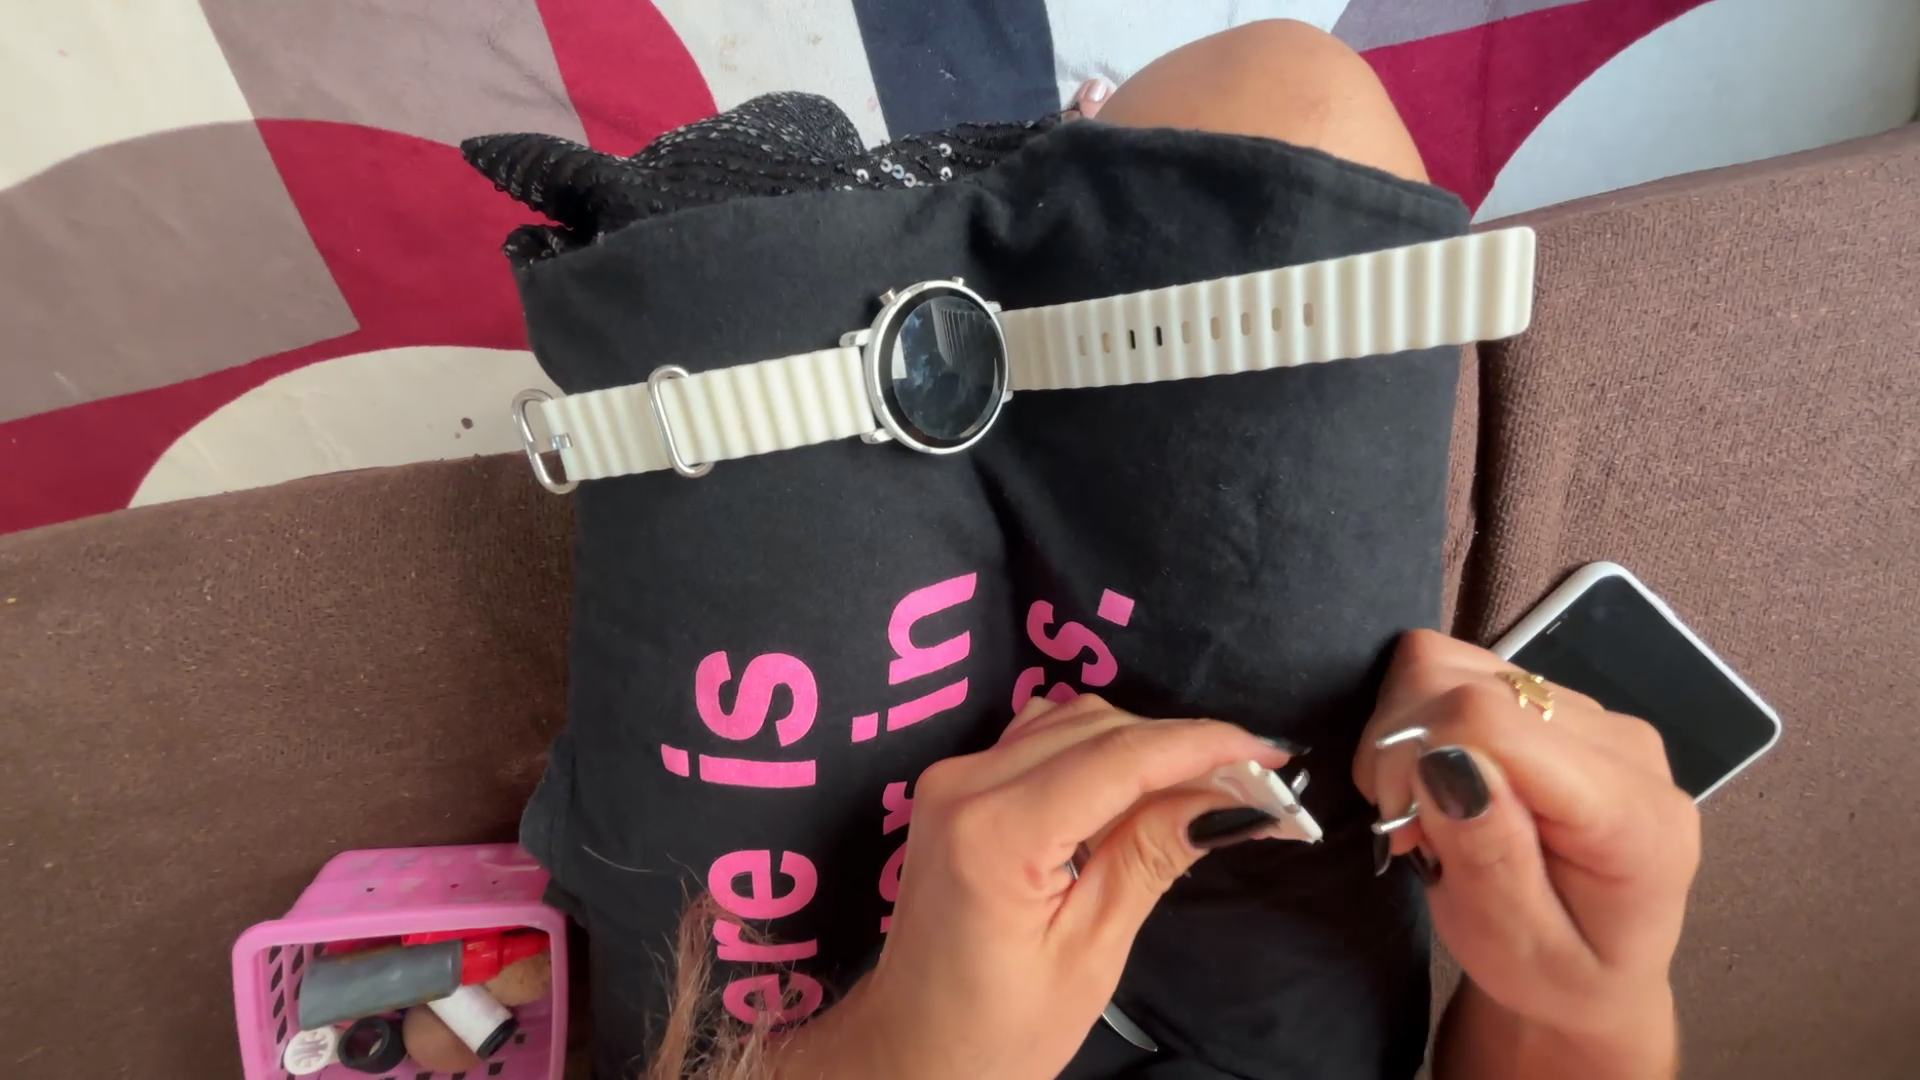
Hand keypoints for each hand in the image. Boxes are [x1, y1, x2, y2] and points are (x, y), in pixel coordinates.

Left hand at [785, 695, 1287, 1079]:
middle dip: (1179, 746)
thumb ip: (1150, 856)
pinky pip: (1038, 734)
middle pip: (1095, 728)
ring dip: (1139, 742)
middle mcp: (966, 781)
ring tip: (1198, 785)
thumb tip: (1228, 800)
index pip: (1116, 758)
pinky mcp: (956, 779)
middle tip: (1249, 782)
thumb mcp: (1090, 953)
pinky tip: (1127, 782)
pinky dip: (1093, 744)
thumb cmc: (1001, 1028)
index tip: (1268, 753)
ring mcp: (954, 773)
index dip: (1200, 745)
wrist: (913, 1045)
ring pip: (1069, 720)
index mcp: (995, 833)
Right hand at [1352, 631, 1700, 1066]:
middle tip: (1409, 825)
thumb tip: (1443, 760)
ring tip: (1420, 798)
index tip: (1406, 829)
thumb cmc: (1552, 967)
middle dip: (1400, 752)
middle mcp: (1616, 741)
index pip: (1487, 721)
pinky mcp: (1536, 691)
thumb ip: (1489, 855)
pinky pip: (1440, 664)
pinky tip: (1429, 764)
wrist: (1584, 963)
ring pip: (1437, 665)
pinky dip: (1409, 711)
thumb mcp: (1516, 944)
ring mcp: (1577, 707)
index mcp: (1631, 812)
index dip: (1416, 760)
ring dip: (1399, 730)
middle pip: (1455, 687)